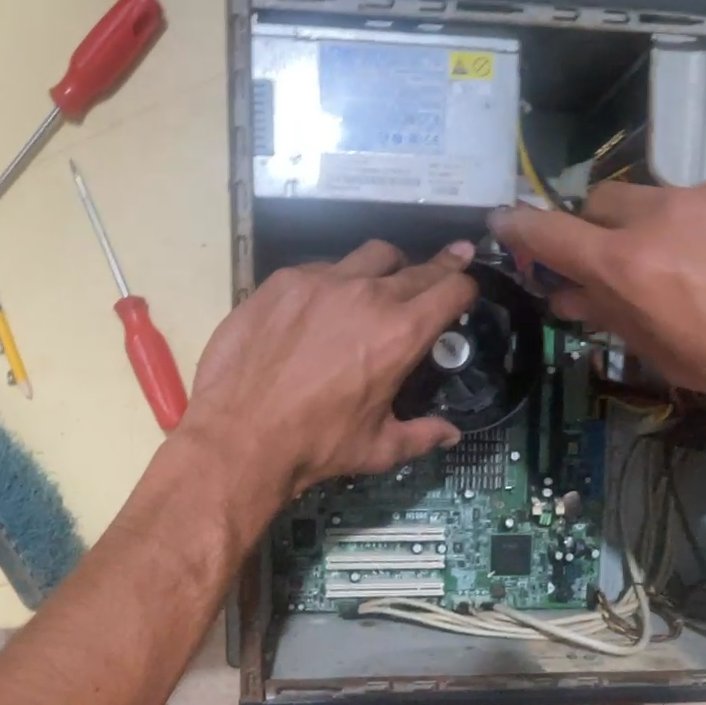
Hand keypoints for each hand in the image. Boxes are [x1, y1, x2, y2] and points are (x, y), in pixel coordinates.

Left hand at [182, 240, 478, 494]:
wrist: (239, 437)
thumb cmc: (317, 447)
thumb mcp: (379, 448)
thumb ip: (422, 434)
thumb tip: (451, 434)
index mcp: (400, 334)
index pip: (452, 289)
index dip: (466, 287)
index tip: (466, 289)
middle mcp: (367, 295)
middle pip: (417, 267)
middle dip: (439, 268)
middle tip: (450, 262)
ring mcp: (321, 281)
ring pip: (370, 256)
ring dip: (387, 267)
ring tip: (382, 282)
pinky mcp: (282, 281)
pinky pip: (321, 268)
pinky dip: (335, 281)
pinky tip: (324, 304)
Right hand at [489, 181, 705, 433]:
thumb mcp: (673, 356)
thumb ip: (614, 318)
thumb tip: (570, 298)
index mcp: (632, 265)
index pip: (550, 234)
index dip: (518, 230)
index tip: (501, 225)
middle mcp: (664, 215)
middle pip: (601, 203)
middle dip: (595, 232)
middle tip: (614, 272)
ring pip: (658, 201)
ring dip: (653, 231)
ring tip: (694, 276)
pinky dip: (703, 227)